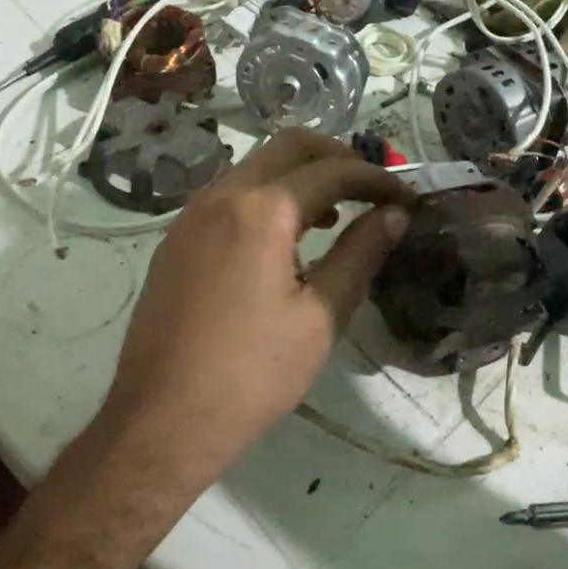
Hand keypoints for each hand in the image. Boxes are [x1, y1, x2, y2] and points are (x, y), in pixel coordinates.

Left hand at [101, 128, 415, 458]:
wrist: (159, 421)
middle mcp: (221, 195)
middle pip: (289, 146)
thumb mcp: (319, 318)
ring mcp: (192, 213)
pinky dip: (267, 197)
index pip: (332, 171)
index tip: (408, 198)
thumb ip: (359, 255)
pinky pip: (231, 194)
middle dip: (337, 157)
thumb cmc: (249, 375)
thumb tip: (394, 215)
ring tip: (335, 215)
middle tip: (371, 189)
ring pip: (256, 166)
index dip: (377, 179)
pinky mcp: (177, 238)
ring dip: (300, 176)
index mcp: (260, 210)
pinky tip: (285, 240)